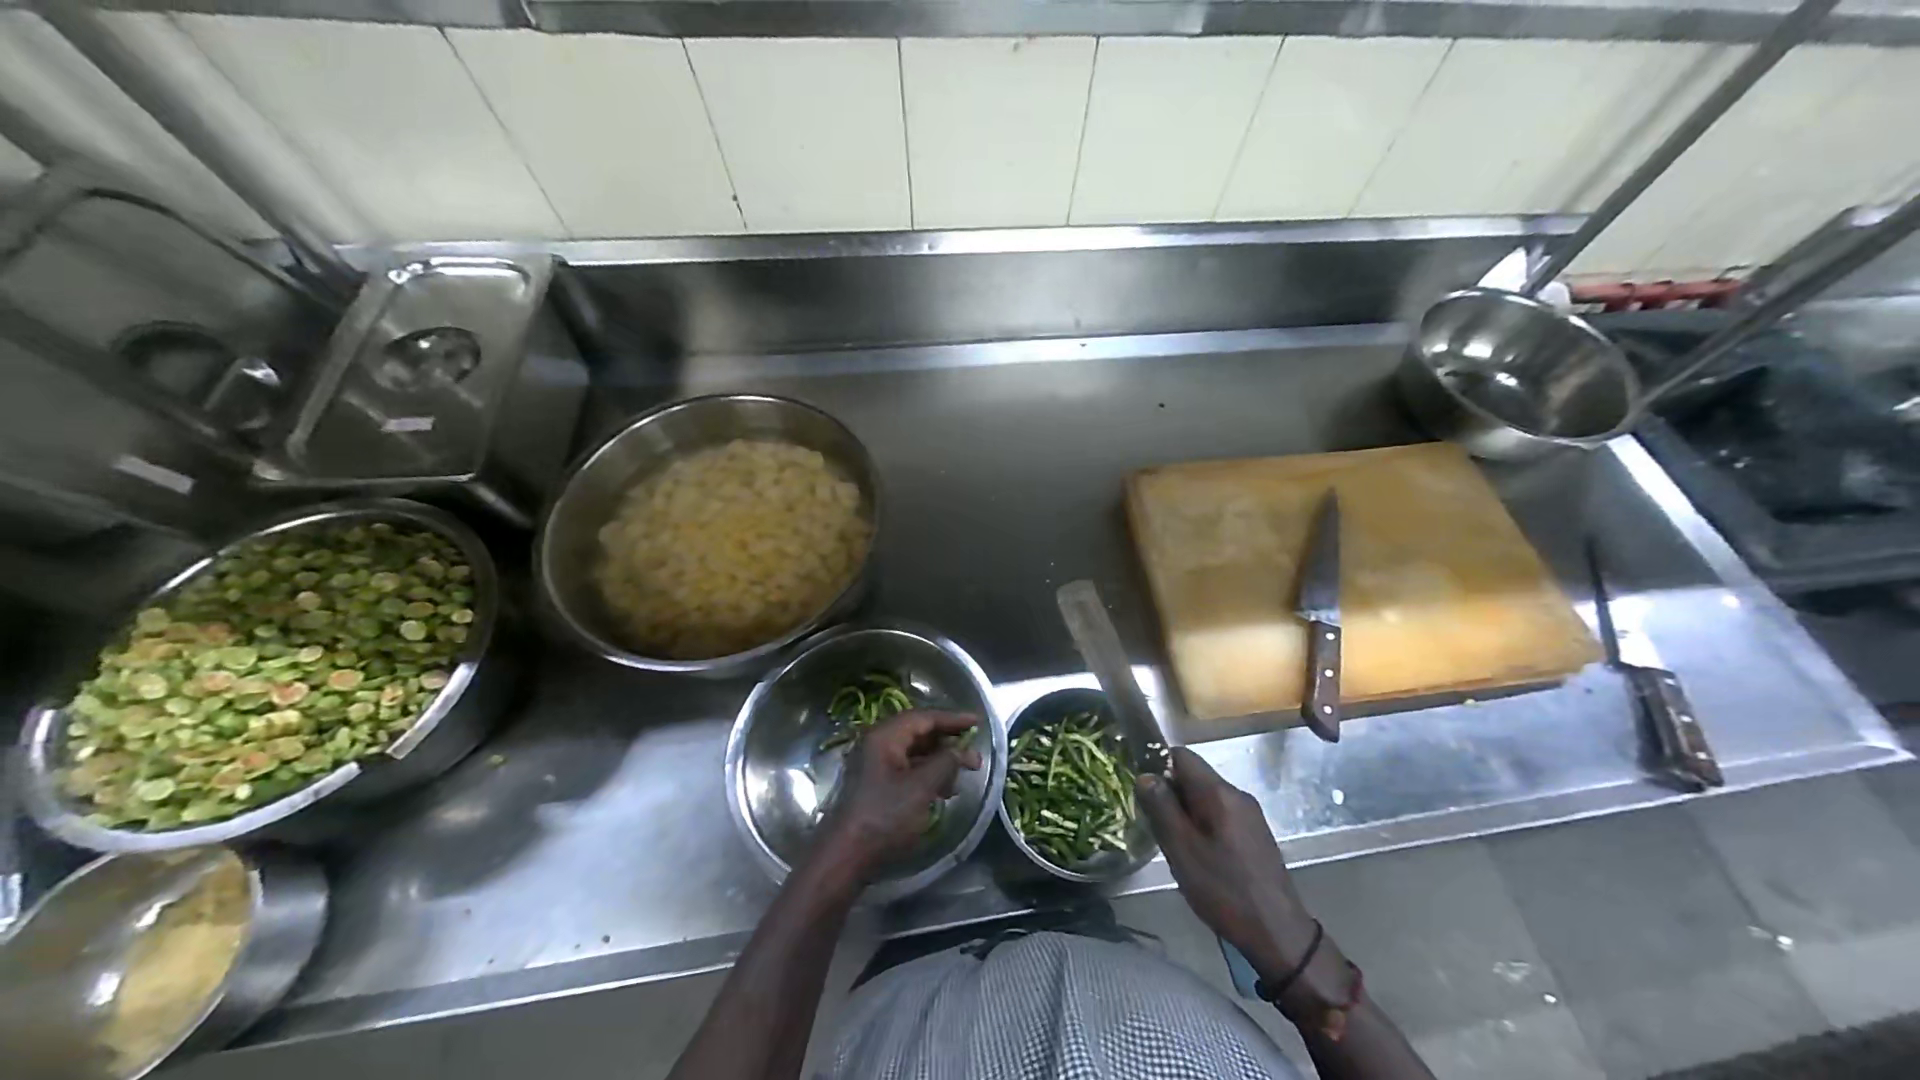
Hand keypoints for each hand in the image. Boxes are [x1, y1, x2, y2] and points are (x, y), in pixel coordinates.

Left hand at [815, 709, 982, 880]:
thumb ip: (946, 763)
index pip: (924, 717)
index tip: (977, 722)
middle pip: (918, 733)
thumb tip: (963, 751)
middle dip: (947, 743)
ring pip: (913, 753)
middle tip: (974, 754)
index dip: (952, 719)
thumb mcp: (921, 787)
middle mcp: (877, 744)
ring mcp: (874, 765)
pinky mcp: (876, 785)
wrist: (845, 855)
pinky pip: (907, 770)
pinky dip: (927, 775)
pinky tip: (943, 791)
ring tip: (961, 777)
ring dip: (939, 761)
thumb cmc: (884, 816)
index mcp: (884, 737)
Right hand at [1136, 748, 1319, 982]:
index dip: (1157, 767)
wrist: (1277, 933)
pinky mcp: (1255, 834)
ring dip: (1186, 812)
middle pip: (1194, 776)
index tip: (1145, 796)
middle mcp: (1237, 794)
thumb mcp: (1181, 848)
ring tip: (1175, 845)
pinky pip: (1220, 815)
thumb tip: (1145, 776)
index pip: (1181, 755)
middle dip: (1170, 794)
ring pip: (1206, 797)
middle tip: (1157, 826)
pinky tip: (1199, 856)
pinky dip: (1203, 825)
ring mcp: (1250, 814)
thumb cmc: (1223, 889)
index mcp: (1219, 792)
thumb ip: (1161, 807)